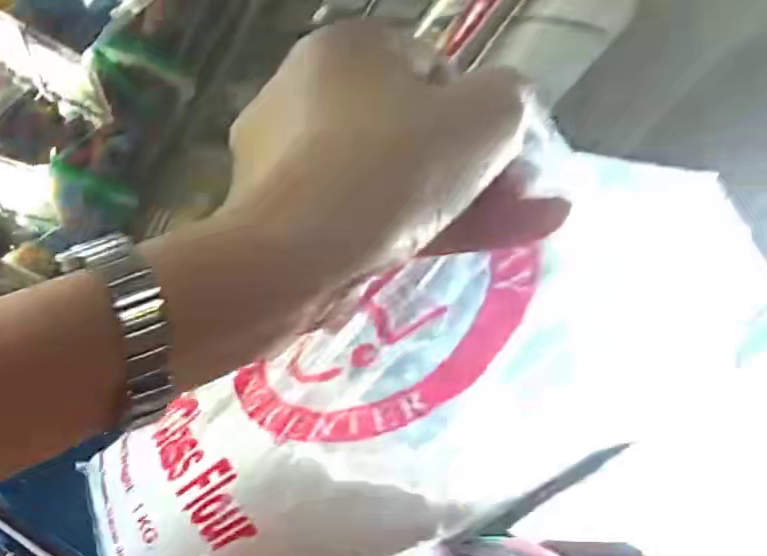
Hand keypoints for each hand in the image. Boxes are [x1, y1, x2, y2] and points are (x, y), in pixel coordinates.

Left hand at [217, 20, 569, 287]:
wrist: (281, 266)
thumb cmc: (386, 167)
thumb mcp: (492, 109)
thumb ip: (504, 102)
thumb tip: (484, 122)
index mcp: (331, 53)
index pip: (424, 68)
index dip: (474, 105)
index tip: (503, 140)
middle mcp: (285, 110)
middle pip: (399, 136)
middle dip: (470, 165)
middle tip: (528, 193)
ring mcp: (269, 179)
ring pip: (375, 187)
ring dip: (452, 205)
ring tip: (529, 226)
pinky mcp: (263, 236)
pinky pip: (342, 228)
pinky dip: (398, 238)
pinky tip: (467, 250)